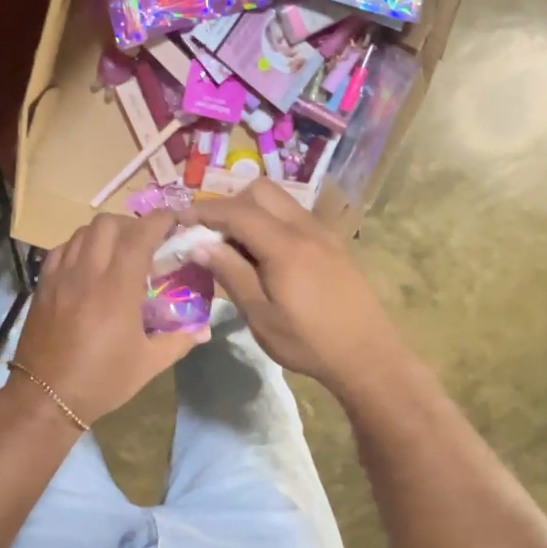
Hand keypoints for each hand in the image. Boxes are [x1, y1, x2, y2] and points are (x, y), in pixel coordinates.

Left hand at [11, 211, 208, 422]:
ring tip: (117, 250)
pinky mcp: (43, 285)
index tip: (175, 220)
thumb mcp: (149, 364)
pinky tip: (87, 264)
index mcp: (117, 287)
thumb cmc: (102, 380)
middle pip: (108, 224)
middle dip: (131, 224)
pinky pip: (61, 249)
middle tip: (145, 241)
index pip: (140, 234)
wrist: (45, 397)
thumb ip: (179, 340)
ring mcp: (60, 276)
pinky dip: (79, 246)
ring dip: (104, 233)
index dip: (160, 220)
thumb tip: (205, 329)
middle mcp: (87, 272)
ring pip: (82, 232)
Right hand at [181, 181, 406, 394]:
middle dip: (230, 204)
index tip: (179, 220)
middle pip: (261, 191)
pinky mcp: (333, 244)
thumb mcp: (261, 315)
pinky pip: (295, 217)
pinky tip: (265, 256)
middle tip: (212, 235)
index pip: (237, 211)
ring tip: (236, 247)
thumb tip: (199, 244)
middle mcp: (306, 228)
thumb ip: (231, 273)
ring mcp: (323, 234)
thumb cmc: (308, 342)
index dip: (205, 211)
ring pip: (280, 201)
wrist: (367, 355)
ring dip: (252, 211)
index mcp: (285, 246)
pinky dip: (272, 222)